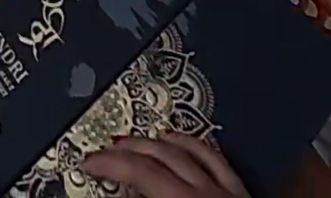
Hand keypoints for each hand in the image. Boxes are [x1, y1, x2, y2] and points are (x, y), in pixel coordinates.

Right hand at [83, 135, 250, 197]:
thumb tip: (120, 195)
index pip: (139, 173)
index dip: (109, 163)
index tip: (88, 162)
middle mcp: (204, 193)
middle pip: (157, 157)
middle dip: (125, 150)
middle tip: (103, 152)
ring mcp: (226, 191)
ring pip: (182, 151)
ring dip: (152, 142)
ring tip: (132, 139)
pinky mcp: (242, 195)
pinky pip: (212, 156)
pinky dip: (189, 142)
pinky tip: (177, 139)